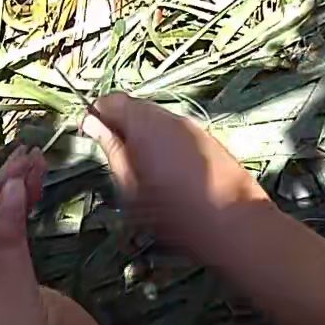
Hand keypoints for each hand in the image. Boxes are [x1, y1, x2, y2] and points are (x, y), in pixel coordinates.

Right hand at [80, 93, 274, 261]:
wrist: (233, 224)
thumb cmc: (172, 211)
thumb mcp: (130, 185)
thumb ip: (111, 149)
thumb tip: (92, 123)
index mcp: (145, 123)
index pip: (111, 100)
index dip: (96, 115)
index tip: (90, 136)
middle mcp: (170, 117)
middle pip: (136, 108)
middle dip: (121, 126)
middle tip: (116, 159)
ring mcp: (193, 126)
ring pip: (157, 121)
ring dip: (143, 136)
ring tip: (142, 170)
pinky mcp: (209, 140)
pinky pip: (177, 133)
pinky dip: (165, 144)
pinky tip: (168, 173)